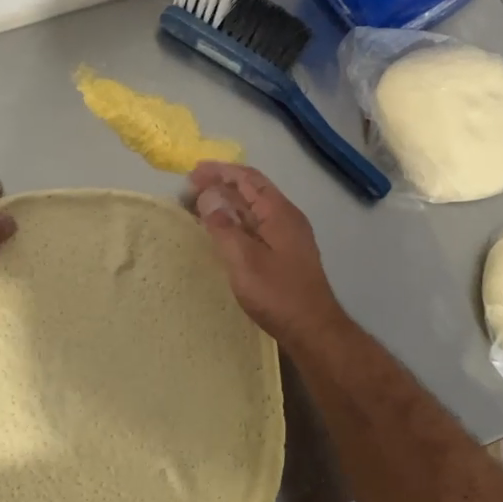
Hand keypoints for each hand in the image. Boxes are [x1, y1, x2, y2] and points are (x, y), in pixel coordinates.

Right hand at [189, 161, 347, 342]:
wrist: (313, 330)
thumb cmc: (278, 294)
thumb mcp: (244, 260)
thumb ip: (223, 226)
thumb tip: (207, 196)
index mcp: (279, 212)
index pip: (247, 178)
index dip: (219, 171)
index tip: (192, 173)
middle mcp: (286, 218)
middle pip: (251, 190)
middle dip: (220, 185)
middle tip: (189, 190)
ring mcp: (288, 236)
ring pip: (253, 209)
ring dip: (227, 203)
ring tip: (198, 207)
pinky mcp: (285, 254)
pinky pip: (256, 226)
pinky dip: (235, 221)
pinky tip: (221, 232)